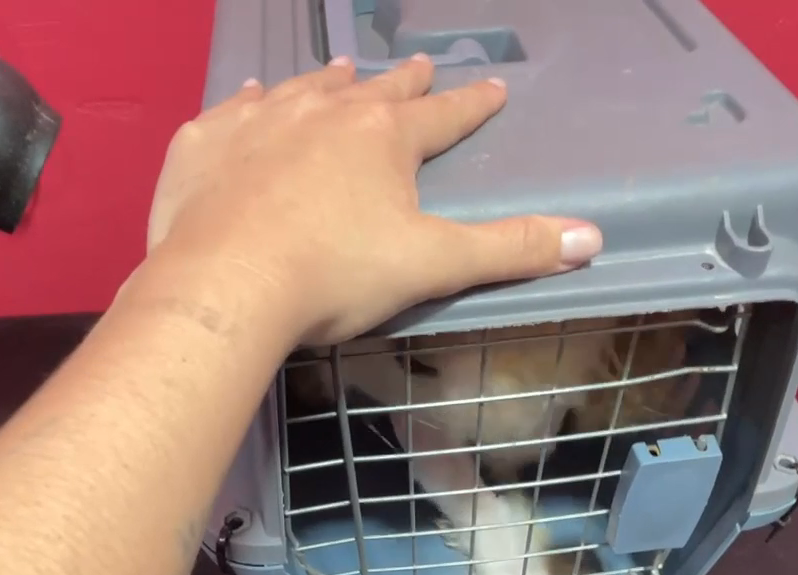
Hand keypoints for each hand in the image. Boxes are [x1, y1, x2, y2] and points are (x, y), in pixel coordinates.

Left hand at [143, 55, 602, 345]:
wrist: (228, 283)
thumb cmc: (337, 274)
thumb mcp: (433, 266)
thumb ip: (509, 251)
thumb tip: (592, 239)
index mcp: (385, 137)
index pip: (444, 116)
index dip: (472, 106)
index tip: (493, 90)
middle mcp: (325, 111)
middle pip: (376, 91)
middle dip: (404, 83)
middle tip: (419, 68)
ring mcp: (260, 121)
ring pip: (305, 89)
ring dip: (330, 83)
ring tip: (341, 72)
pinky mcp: (205, 145)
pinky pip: (234, 110)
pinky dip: (251, 104)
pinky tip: (252, 99)